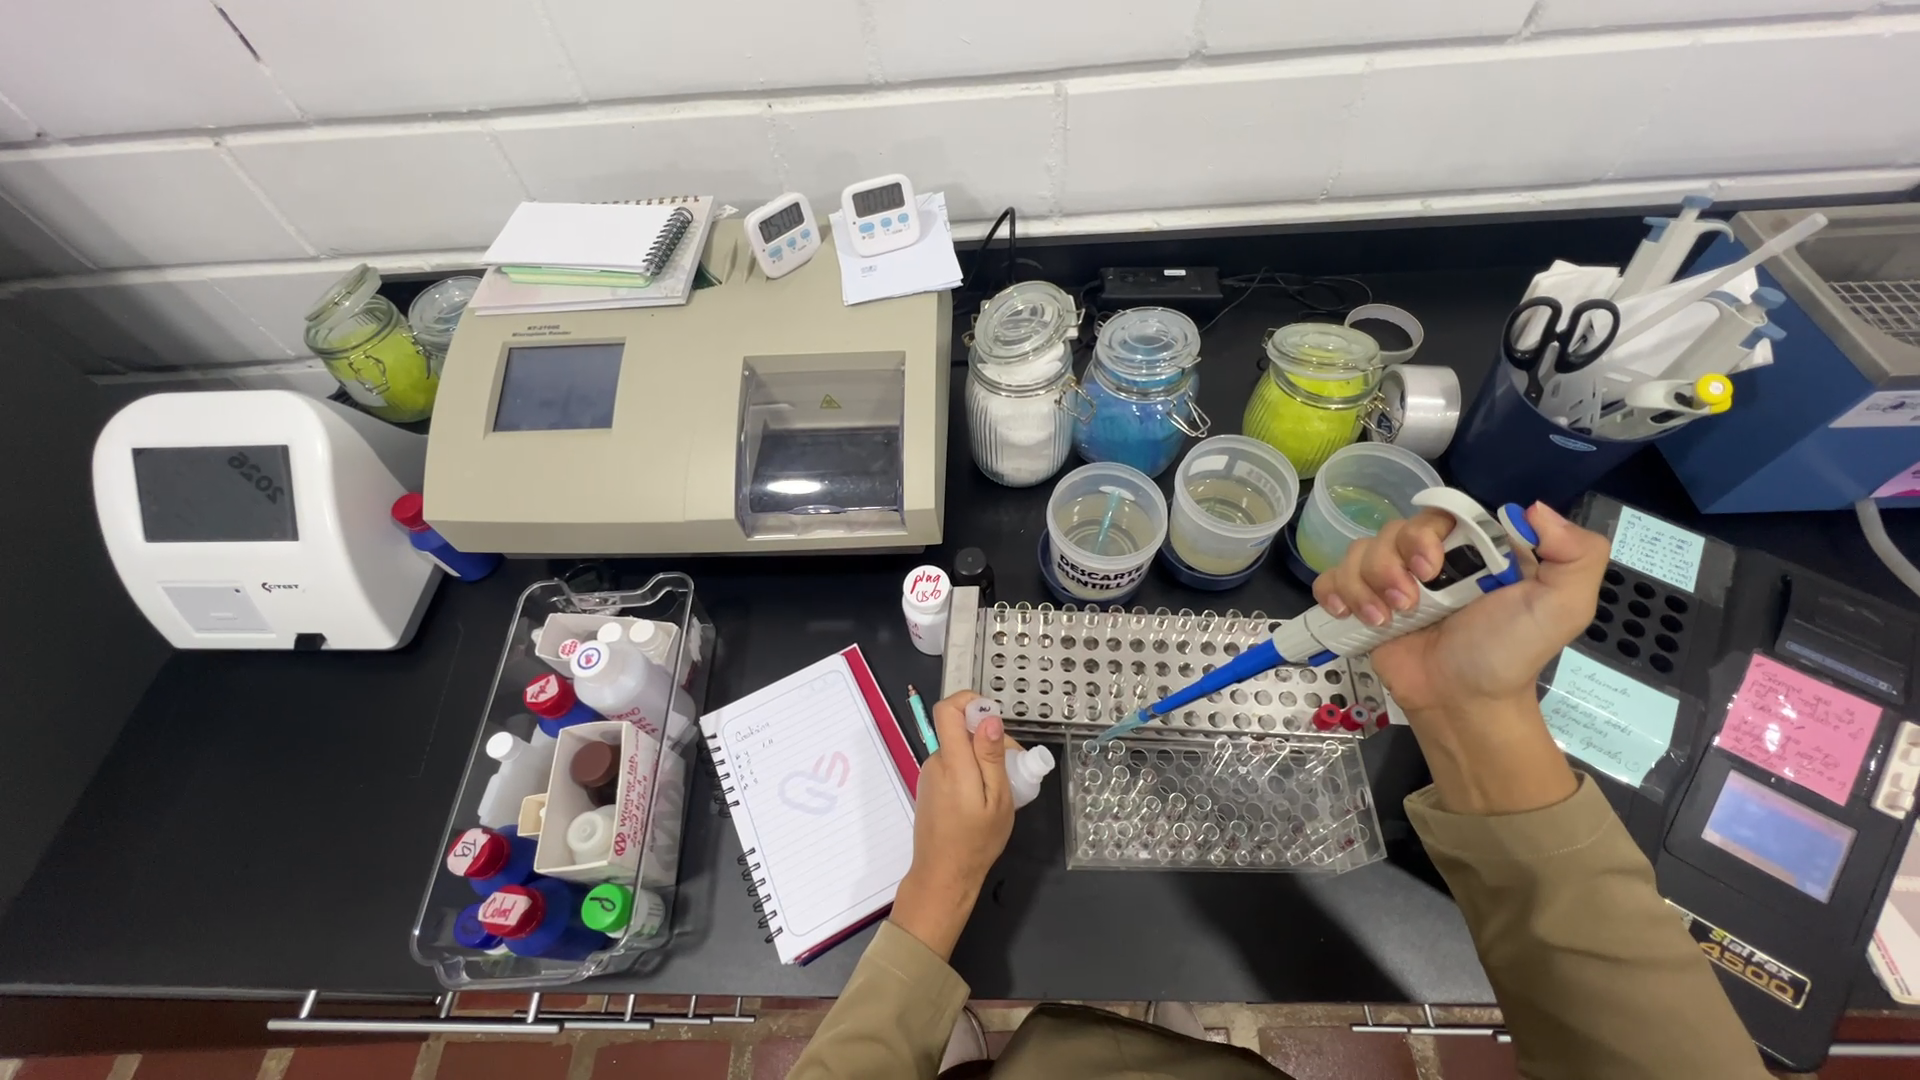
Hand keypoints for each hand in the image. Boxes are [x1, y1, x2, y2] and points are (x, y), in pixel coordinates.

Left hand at [890, 691, 1016, 958]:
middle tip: (1014, 766)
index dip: (969, 701)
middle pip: (959, 730)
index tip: (994, 715)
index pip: (947, 709)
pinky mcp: (930, 787)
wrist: (943, 876)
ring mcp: (930, 775)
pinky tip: (986, 797)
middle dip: (988, 737)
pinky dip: (972, 771)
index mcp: (953, 762)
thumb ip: (991, 757)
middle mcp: (936, 762)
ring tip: (1003, 787)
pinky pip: (953, 765)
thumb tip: (988, 718)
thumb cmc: (976, 841)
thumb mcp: (997, 799)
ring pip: (959, 749)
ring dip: (982, 757)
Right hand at [1311, 501, 1609, 812]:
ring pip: (1356, 553)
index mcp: (1470, 550)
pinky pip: (1330, 578)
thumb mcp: (1563, 606)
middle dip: (1389, 567)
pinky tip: (1348, 613)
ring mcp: (1389, 581)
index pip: (1435, 514)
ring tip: (1384, 620)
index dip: (1422, 534)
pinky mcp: (1360, 604)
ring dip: (1363, 586)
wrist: (1461, 702)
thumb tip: (1531, 507)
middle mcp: (1428, 559)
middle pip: (1389, 531)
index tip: (1429, 567)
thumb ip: (1575, 554)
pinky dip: (1332, 592)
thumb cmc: (1507, 653)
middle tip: (1409, 604)